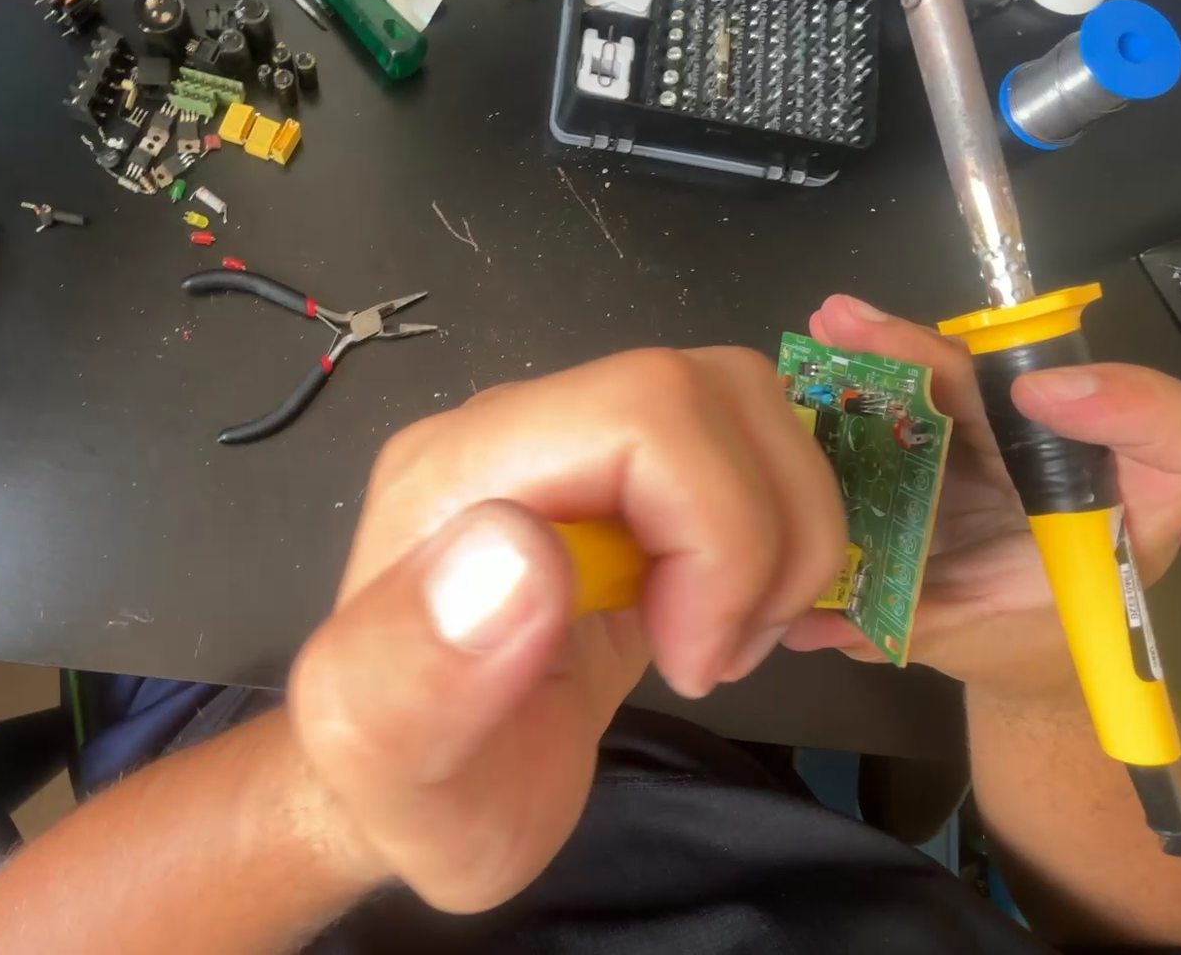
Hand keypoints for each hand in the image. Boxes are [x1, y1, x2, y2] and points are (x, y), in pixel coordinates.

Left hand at [287, 349, 846, 912]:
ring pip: (738, 414)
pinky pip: (740, 457)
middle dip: (763, 534)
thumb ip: (421, 667)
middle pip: (704, 395)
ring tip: (726, 637)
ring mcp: (576, 460)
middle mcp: (516, 436)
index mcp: (458, 471)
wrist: (426, 778)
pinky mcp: (622, 498)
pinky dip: (786, 529)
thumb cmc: (410, 785)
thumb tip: (521, 547)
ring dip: (782, 533)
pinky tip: (756, 613)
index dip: (714, 528)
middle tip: (717, 651)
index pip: (641, 413)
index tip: (694, 657)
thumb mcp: (394, 763)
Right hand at [780, 296, 1180, 702]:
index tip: (1037, 395)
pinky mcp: (959, 438)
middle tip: (854, 326)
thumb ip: (897, 630)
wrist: (1016, 640)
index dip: (1134, 407)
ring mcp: (1007, 444)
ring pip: (964, 376)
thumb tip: (806, 627)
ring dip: (893, 345)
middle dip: (936, 352)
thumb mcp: (965, 645)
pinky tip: (820, 357)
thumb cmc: (1020, 648)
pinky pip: (923, 394)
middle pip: (1022, 384)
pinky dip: (871, 370)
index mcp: (1114, 519)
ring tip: (829, 327)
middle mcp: (1063, 462)